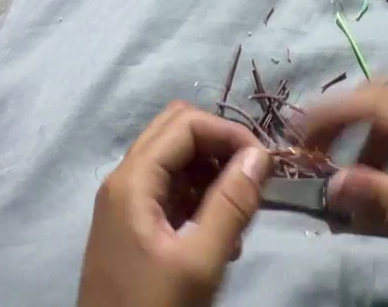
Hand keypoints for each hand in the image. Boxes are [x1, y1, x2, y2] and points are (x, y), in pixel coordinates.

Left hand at [78, 101, 269, 306]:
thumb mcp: (199, 264)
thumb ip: (230, 205)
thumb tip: (259, 156)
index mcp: (132, 180)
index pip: (185, 124)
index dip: (227, 132)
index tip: (264, 163)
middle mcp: (124, 180)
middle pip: (176, 132)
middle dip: (219, 145)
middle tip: (252, 179)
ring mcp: (126, 203)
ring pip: (174, 159)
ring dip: (211, 172)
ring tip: (241, 213)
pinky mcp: (132, 227)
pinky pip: (169, 190)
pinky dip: (199, 196)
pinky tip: (223, 234)